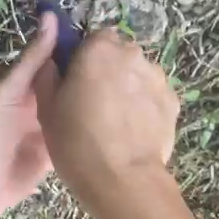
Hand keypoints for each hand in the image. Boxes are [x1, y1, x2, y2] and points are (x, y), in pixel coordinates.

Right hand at [34, 27, 179, 199]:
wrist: (122, 179)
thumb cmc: (75, 141)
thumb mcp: (46, 108)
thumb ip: (47, 75)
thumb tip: (53, 60)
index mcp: (98, 49)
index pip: (90, 39)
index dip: (80, 60)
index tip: (72, 85)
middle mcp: (133, 54)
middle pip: (116, 55)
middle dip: (105, 72)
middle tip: (89, 106)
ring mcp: (157, 78)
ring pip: (135, 75)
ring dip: (125, 89)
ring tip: (111, 124)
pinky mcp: (172, 102)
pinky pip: (151, 97)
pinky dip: (141, 108)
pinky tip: (128, 134)